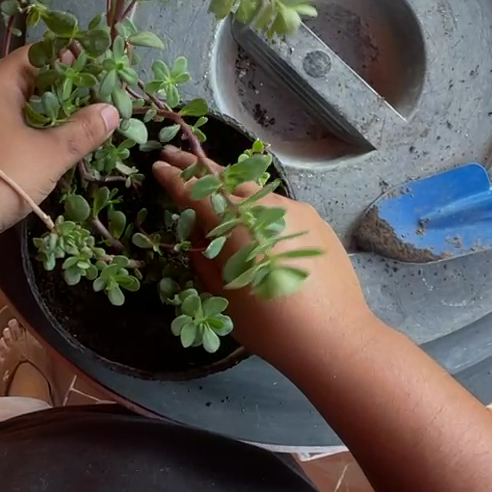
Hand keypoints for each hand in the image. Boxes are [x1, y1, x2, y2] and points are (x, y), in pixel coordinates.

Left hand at [0, 46, 119, 247]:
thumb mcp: (49, 155)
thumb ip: (82, 130)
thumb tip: (111, 110)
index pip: (38, 54)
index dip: (71, 60)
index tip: (100, 75)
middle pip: (28, 81)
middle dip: (64, 92)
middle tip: (98, 104)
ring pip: (17, 109)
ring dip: (47, 118)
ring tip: (82, 128)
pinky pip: (5, 130)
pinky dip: (28, 136)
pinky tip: (51, 151)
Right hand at [151, 147, 378, 368]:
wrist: (333, 338)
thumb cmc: (269, 325)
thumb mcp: (222, 293)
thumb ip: (202, 256)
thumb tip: (195, 232)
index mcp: (236, 225)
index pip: (196, 191)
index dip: (174, 178)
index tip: (158, 166)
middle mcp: (264, 207)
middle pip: (224, 177)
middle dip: (195, 165)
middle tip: (173, 154)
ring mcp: (293, 210)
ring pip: (252, 189)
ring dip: (227, 185)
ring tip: (211, 188)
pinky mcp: (313, 220)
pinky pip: (276, 205)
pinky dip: (256, 205)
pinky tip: (253, 223)